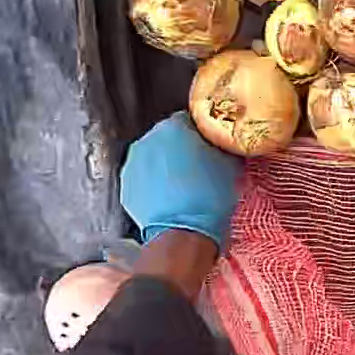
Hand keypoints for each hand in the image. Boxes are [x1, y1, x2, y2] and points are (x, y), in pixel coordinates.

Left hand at [119, 112, 241, 249]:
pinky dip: (155, 184)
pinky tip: (171, 197)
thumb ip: (222, 145)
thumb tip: (222, 143)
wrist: (184, 234)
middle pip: (167, 137)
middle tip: (200, 165)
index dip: (202, 133)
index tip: (211, 145)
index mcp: (174, 127)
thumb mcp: (230, 165)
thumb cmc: (210, 197)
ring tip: (185, 184)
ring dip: (166, 166)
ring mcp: (132, 164)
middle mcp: (147, 140)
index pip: (189, 120)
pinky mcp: (125, 187)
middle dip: (182, 148)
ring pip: (153, 158)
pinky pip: (143, 179)